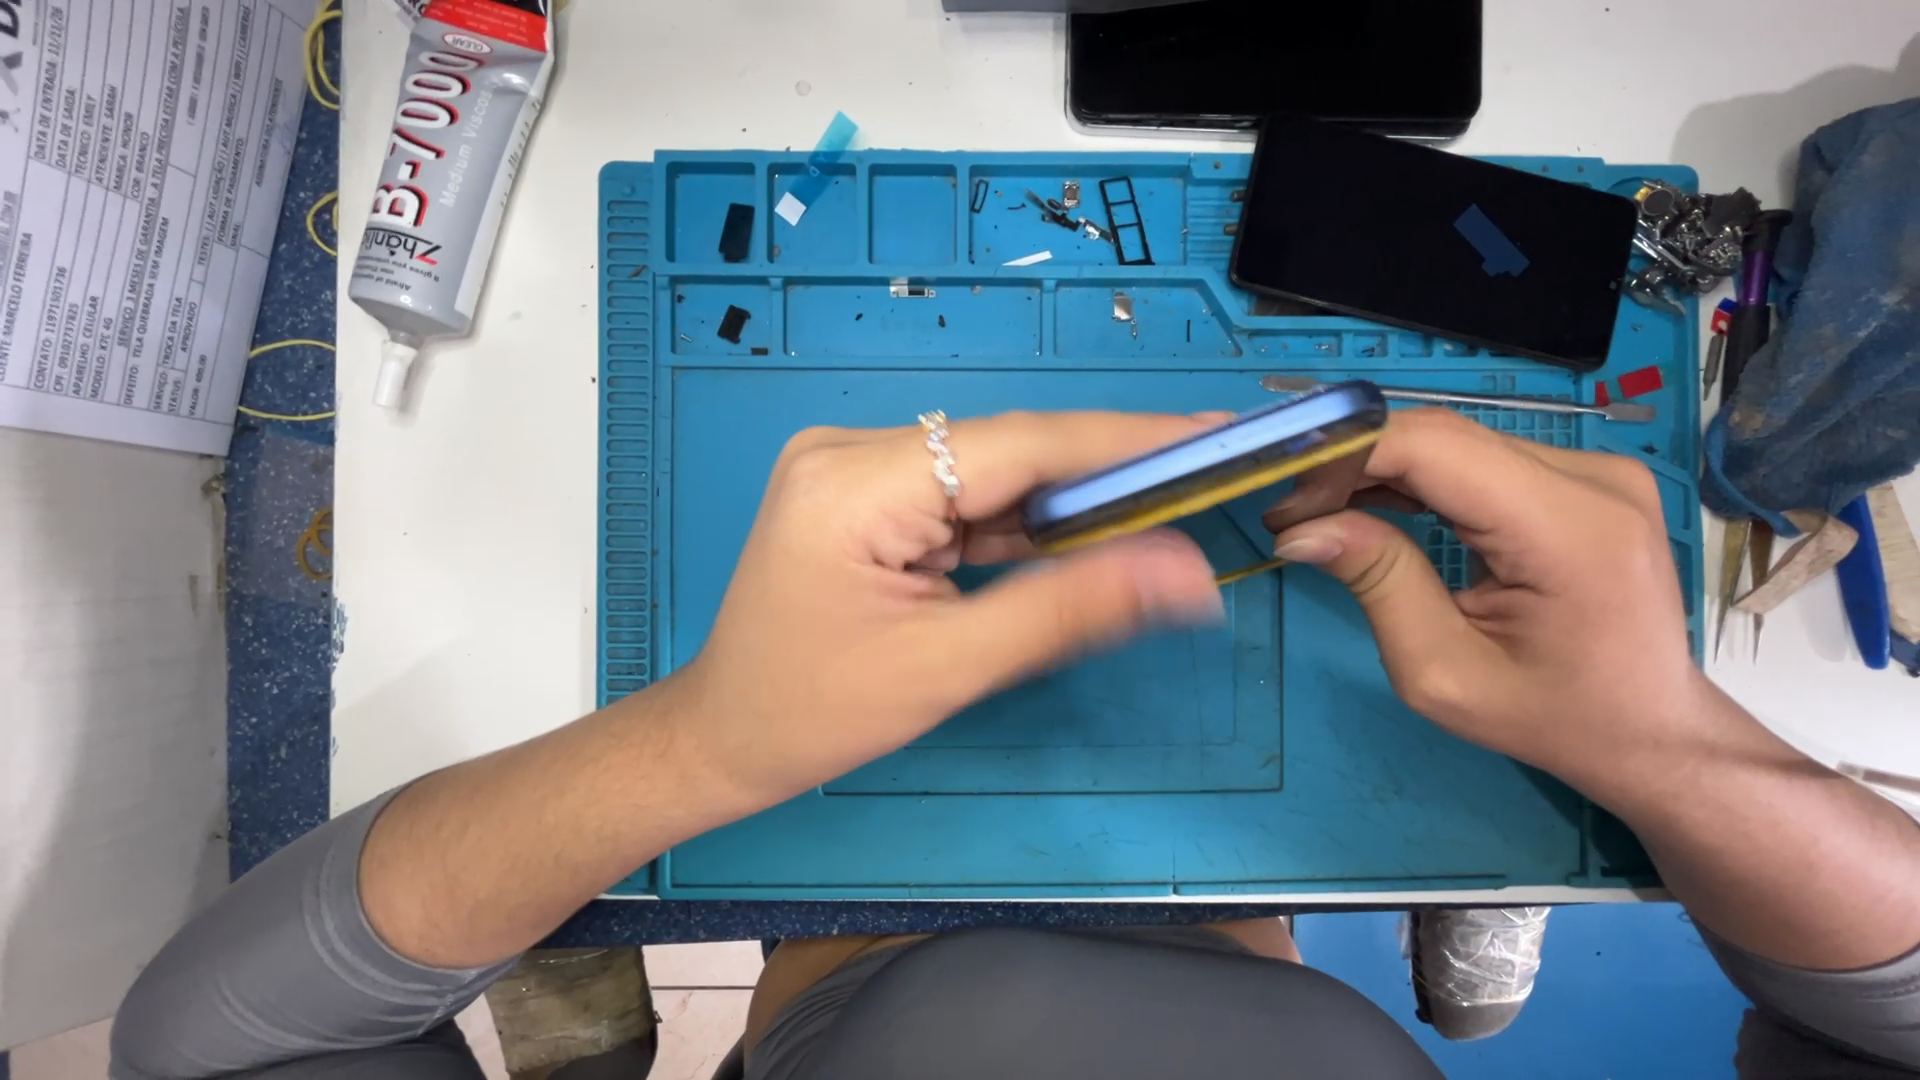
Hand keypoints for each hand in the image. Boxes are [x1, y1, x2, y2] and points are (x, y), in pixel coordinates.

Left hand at [666, 411, 1228, 815]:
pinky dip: (1017, 523)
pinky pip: (960, 496)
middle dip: (1099, 475)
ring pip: (987, 473)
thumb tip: (1185, 572)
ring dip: (1062, 503)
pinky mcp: (863, 492)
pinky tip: (1073, 538)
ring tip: (1151, 514)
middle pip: (1004, 452)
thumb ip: (1070, 609)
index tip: (1209, 437)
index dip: (1122, 441)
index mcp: (856, 483)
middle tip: (1196, 480)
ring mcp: (852, 467)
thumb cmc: (817, 714)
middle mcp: (850, 450)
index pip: (1016, 444)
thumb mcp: (951, 666)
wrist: (725, 735)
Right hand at [1264, 407, 1703, 782]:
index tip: (1286, 505)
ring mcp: (1592, 470)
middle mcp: (1591, 478)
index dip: (1345, 459)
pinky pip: (1472, 459)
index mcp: (1569, 528)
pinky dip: (1410, 477)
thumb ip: (1377, 583)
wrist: (1650, 732)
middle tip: (1291, 514)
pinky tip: (1368, 504)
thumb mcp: (1440, 670)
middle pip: (1438, 436)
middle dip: (1350, 464)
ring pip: (1449, 442)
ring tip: (1317, 512)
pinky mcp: (1578, 478)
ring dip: (1373, 469)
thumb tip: (1299, 529)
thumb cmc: (1548, 717)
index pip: (1432, 447)